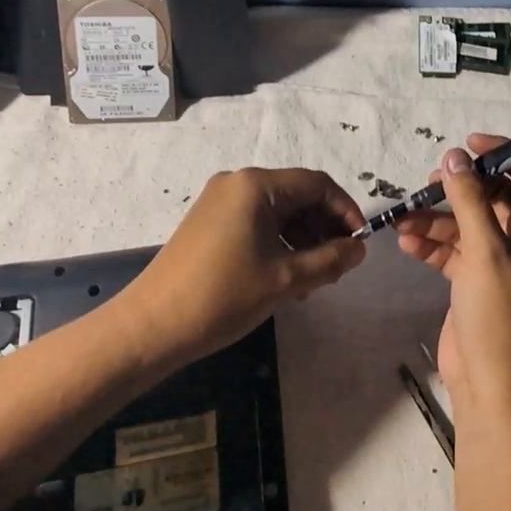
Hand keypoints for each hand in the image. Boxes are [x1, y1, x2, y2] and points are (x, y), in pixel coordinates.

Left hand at [123, 168, 366, 358]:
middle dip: (324, 228)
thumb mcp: (285, 280)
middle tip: (339, 266)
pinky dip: (278, 243)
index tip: (360, 244)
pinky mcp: (209, 222)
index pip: (317, 184)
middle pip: (297, 195)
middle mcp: (238, 183)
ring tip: (314, 279)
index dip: (345, 210)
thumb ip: (330, 260)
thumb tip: (359, 249)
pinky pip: (257, 223)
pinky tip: (286, 277)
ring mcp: (219, 201)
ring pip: (278, 212)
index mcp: (256, 185)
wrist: (150, 327)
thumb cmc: (222, 296)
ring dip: (303, 239)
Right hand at [395, 135, 510, 410]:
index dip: (503, 153)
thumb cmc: (498, 312)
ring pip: (465, 223)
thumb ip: (468, 198)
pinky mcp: (472, 281)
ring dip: (435, 218)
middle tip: (429, 182)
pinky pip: (451, 250)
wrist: (492, 385)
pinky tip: (405, 242)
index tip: (467, 145)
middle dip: (459, 187)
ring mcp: (495, 261)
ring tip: (403, 217)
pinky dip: (430, 244)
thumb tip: (454, 155)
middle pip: (491, 195)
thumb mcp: (483, 249)